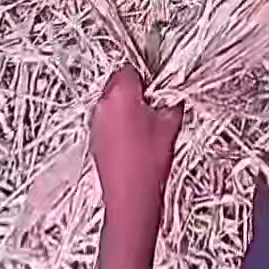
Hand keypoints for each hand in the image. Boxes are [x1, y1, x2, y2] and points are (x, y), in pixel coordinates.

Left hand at [89, 66, 182, 218]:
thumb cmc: (148, 165)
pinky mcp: (95, 137)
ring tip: (145, 122)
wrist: (131, 201)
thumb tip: (173, 94)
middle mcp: (104, 104)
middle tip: (153, 102)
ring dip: (126, 105)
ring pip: (112, 100)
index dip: (147, 76)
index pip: (132, 68)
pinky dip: (118, 121)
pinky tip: (135, 137)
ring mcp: (97, 121)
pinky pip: (107, 118)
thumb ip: (172, 101)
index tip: (156, 85)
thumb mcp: (170, 124)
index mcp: (121, 93)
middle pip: (119, 81)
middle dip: (136, 89)